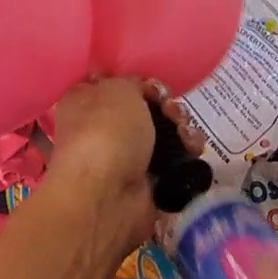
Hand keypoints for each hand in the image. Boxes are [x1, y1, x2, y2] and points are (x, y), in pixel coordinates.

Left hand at [45, 79, 201, 254]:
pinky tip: (191, 149)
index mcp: (86, 104)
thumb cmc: (105, 131)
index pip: (117, 86)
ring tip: (183, 132)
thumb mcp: (118, 89)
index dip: (139, 83)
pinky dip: (188, 151)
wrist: (107, 195)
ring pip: (166, 132)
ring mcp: (128, 158)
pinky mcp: (151, 181)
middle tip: (170, 110)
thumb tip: (138, 90)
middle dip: (167, 106)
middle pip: (147, 109)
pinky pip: (177, 158)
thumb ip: (131, 82)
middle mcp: (105, 130)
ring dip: (182, 127)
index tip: (152, 86)